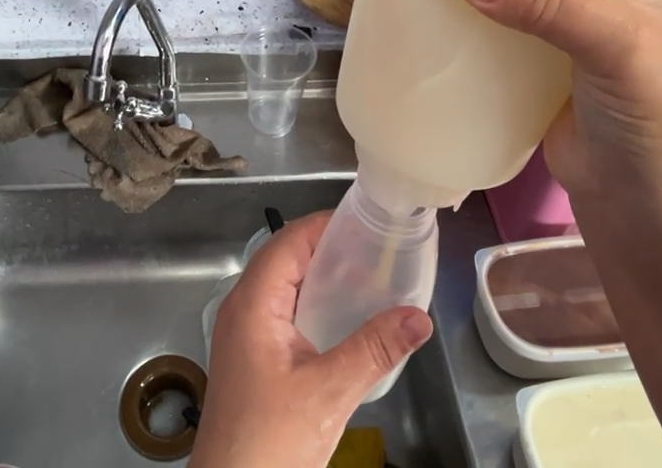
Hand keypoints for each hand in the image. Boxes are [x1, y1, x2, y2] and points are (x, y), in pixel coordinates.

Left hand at [190, 212, 432, 467]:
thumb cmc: (269, 439)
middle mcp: (242, 308)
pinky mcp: (250, 356)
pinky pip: (281, 311)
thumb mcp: (328, 392)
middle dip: (328, 249)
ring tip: (367, 278)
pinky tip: (342, 320)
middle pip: (285, 258)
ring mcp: (243, 333)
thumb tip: (419, 316)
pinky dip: (312, 304)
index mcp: (253, 302)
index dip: (326, 225)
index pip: (288, 240)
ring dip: (320, 277)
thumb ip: (374, 350)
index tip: (367, 223)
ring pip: (283, 286)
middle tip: (376, 250)